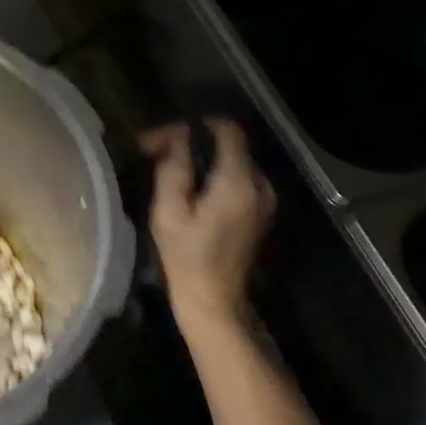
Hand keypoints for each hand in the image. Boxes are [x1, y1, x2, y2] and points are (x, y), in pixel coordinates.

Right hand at [140, 119, 274, 324]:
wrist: (214, 298)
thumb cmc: (185, 257)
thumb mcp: (168, 212)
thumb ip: (174, 169)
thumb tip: (176, 138)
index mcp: (237, 182)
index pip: (227, 130)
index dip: (196, 125)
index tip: (166, 137)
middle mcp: (260, 184)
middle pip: (232, 145)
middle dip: (197, 143)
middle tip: (160, 152)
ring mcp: (265, 199)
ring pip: (235, 162)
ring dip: (206, 160)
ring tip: (172, 169)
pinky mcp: (262, 211)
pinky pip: (240, 179)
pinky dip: (217, 176)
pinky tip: (193, 189)